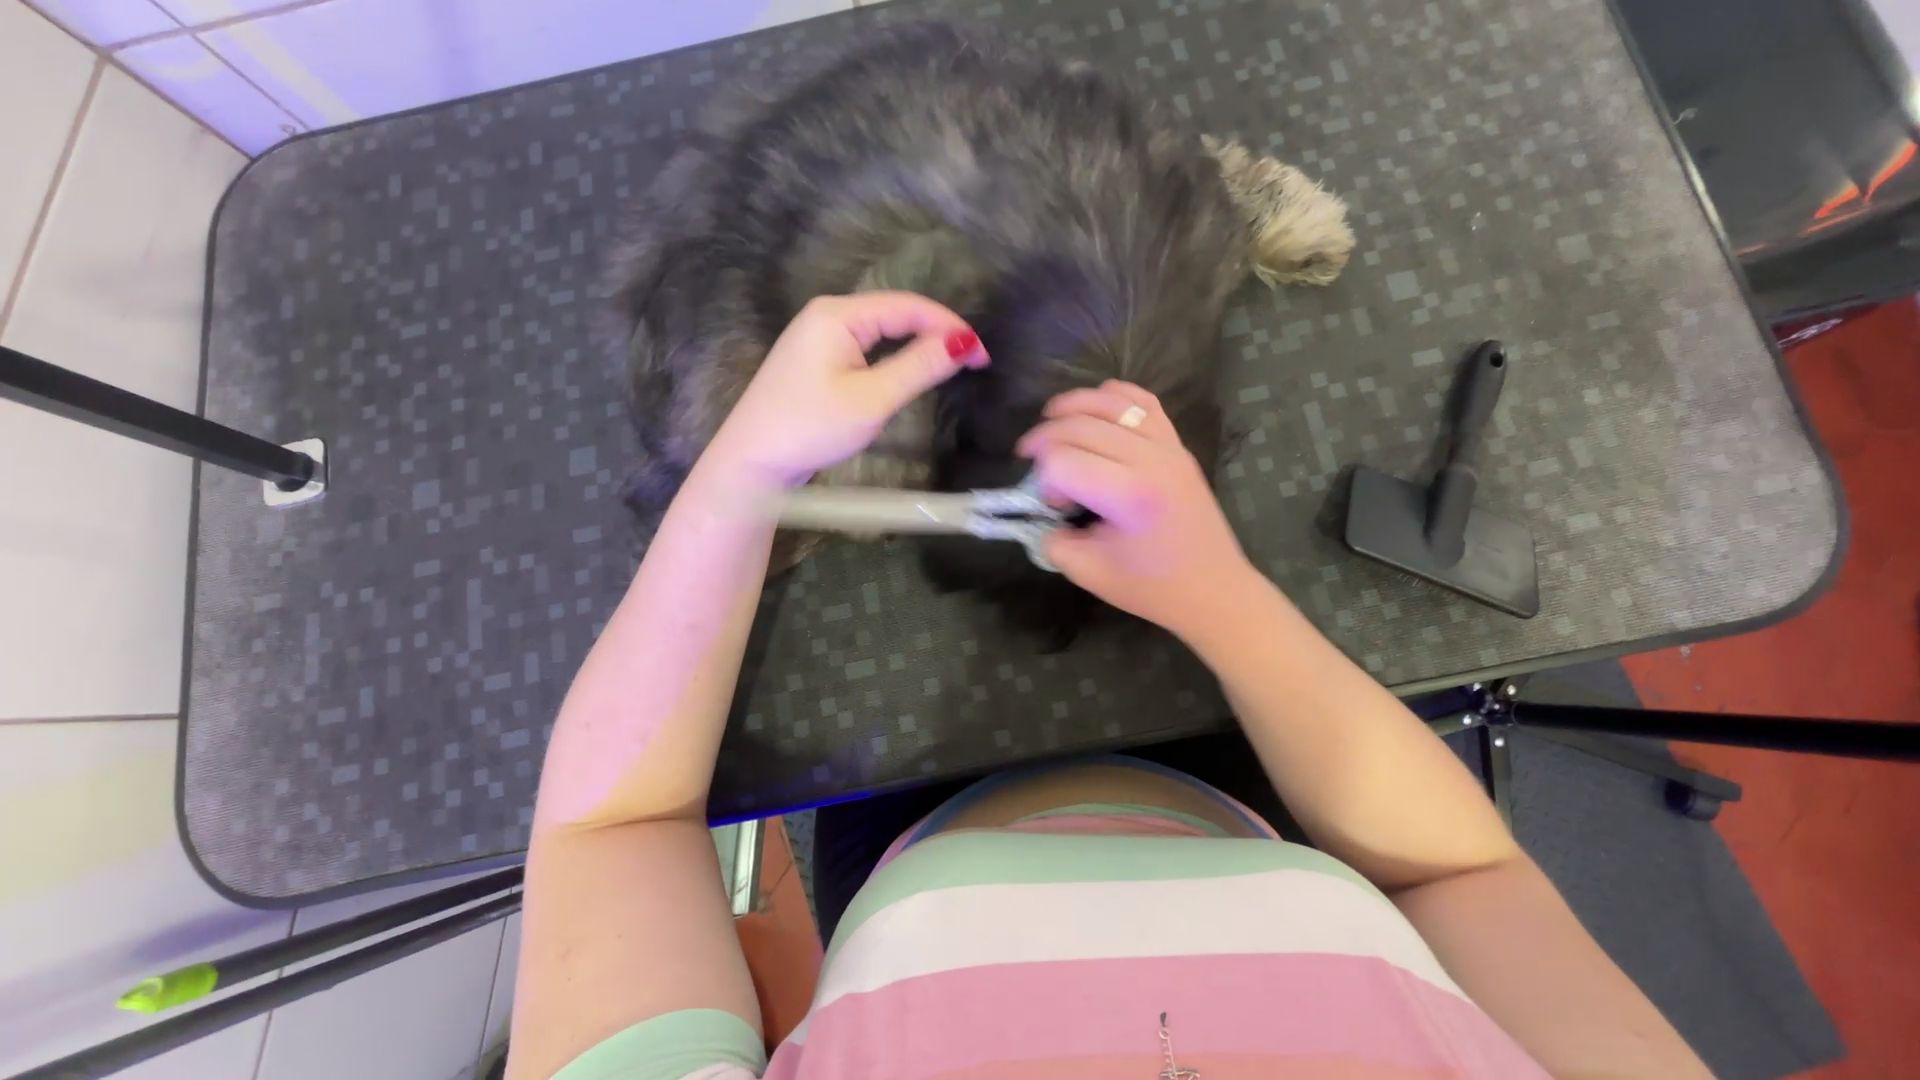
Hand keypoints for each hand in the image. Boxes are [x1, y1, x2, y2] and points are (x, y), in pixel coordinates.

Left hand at [702, 292, 986, 489]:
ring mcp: (818, 338)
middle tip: (973, 360)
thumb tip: (963, 342)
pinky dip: (893, 357)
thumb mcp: (872, 399)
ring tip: (951, 364)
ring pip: (880, 332)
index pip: (908, 306)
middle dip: (936, 332)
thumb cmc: (810, 428)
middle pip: (894, 314)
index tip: (983, 355)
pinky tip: (911, 371)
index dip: (950, 326)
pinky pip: (865, 348)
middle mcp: (827, 315)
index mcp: (838, 314)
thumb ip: (920, 367)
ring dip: (917, 344)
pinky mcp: (815, 361)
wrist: (751, 462)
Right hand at [1016, 380, 1261, 639]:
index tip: (1050, 505)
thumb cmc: (1152, 587)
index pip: (1063, 461)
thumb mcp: (1088, 573)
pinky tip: (1094, 412)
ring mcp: (1168, 446)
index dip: (1043, 479)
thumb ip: (1052, 539)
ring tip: (1050, 423)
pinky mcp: (1177, 444)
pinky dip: (1111, 397)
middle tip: (1031, 463)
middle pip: (1080, 425)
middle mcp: (1150, 460)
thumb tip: (1040, 510)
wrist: (1214, 589)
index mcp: (1129, 496)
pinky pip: (1142, 401)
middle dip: (1045, 439)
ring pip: (1110, 401)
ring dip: (1072, 406)